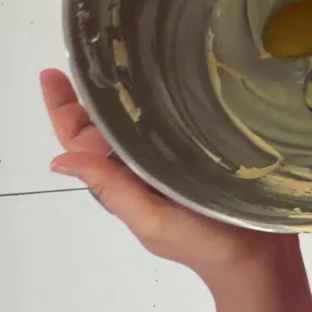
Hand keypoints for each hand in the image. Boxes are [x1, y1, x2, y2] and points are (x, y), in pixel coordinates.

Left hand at [39, 69, 295, 279]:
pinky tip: (184, 80)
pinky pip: (184, 123)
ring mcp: (179, 160)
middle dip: (97, 92)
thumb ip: (112, 190)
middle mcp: (146, 166)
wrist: (259, 258)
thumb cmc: (204, 242)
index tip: (53, 73)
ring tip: (134, 57)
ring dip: (136, 93)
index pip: (82, 141)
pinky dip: (175, 102)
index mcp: (125, 181)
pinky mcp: (212, 154)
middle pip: (110, 125)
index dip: (64, 109)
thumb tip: (59, 160)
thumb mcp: (151, 219)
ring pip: (146, 121)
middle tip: (99, 53)